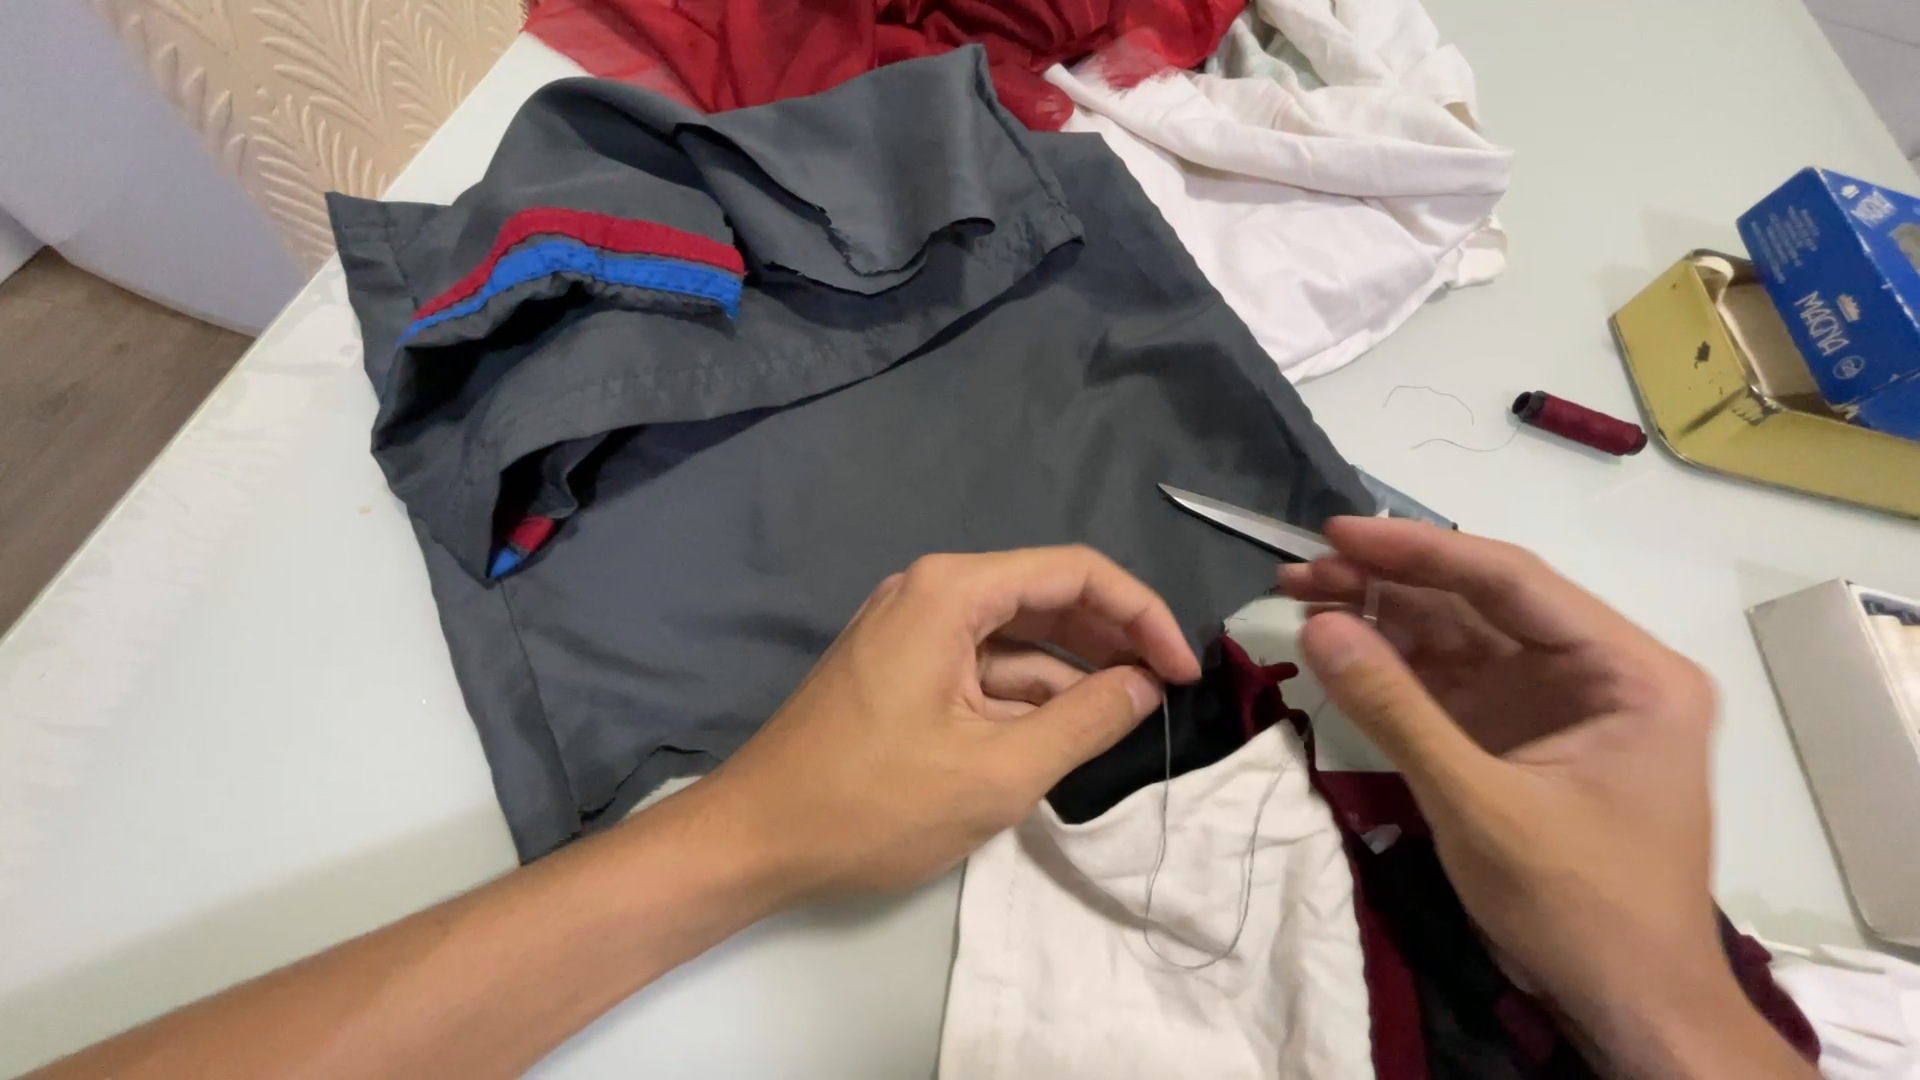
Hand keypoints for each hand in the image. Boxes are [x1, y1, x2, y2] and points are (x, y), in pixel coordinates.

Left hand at [692, 546, 1202, 899]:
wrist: (755, 839)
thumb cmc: (873, 805)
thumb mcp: (997, 771)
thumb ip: (1084, 720)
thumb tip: (1144, 684)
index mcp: (952, 591)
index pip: (1075, 573)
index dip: (1142, 614)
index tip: (1183, 670)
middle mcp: (933, 590)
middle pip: (1046, 596)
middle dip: (1110, 641)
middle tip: (1163, 693)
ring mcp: (914, 627)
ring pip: (1016, 635)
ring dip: (1070, 672)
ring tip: (1123, 715)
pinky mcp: (904, 663)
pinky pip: (983, 664)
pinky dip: (1025, 693)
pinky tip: (1061, 729)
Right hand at [1280, 518, 1812, 1077]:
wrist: (1621, 1002)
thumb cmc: (1576, 903)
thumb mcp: (1476, 803)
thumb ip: (1394, 708)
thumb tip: (1315, 624)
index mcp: (1626, 671)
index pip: (1510, 581)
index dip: (1418, 550)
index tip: (1336, 535)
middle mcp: (1591, 668)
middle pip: (1473, 599)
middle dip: (1384, 581)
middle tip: (1299, 572)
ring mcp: (1546, 696)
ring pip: (1450, 630)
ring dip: (1375, 613)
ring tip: (1300, 597)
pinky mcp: (1508, 725)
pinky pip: (1439, 673)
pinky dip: (1383, 658)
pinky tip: (1333, 643)